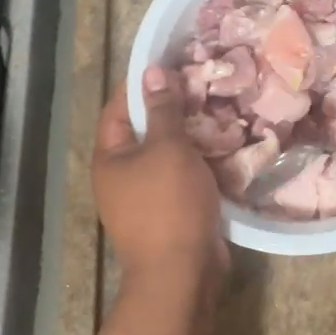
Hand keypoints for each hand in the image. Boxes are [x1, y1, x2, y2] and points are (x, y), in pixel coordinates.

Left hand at [93, 66, 227, 284]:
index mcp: (110, 157)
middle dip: (173, 107)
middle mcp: (122, 175)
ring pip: (168, 153)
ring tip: (219, 107)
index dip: (142, 83)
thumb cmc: (169, 203)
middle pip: (145, 129)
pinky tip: (225, 145)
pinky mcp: (171, 211)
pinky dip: (201, 160)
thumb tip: (153, 72)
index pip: (119, 107)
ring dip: (191, 133)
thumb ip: (163, 109)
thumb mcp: (168, 147)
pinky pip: (184, 175)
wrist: (182, 273)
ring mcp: (145, 196)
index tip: (172, 62)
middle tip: (203, 82)